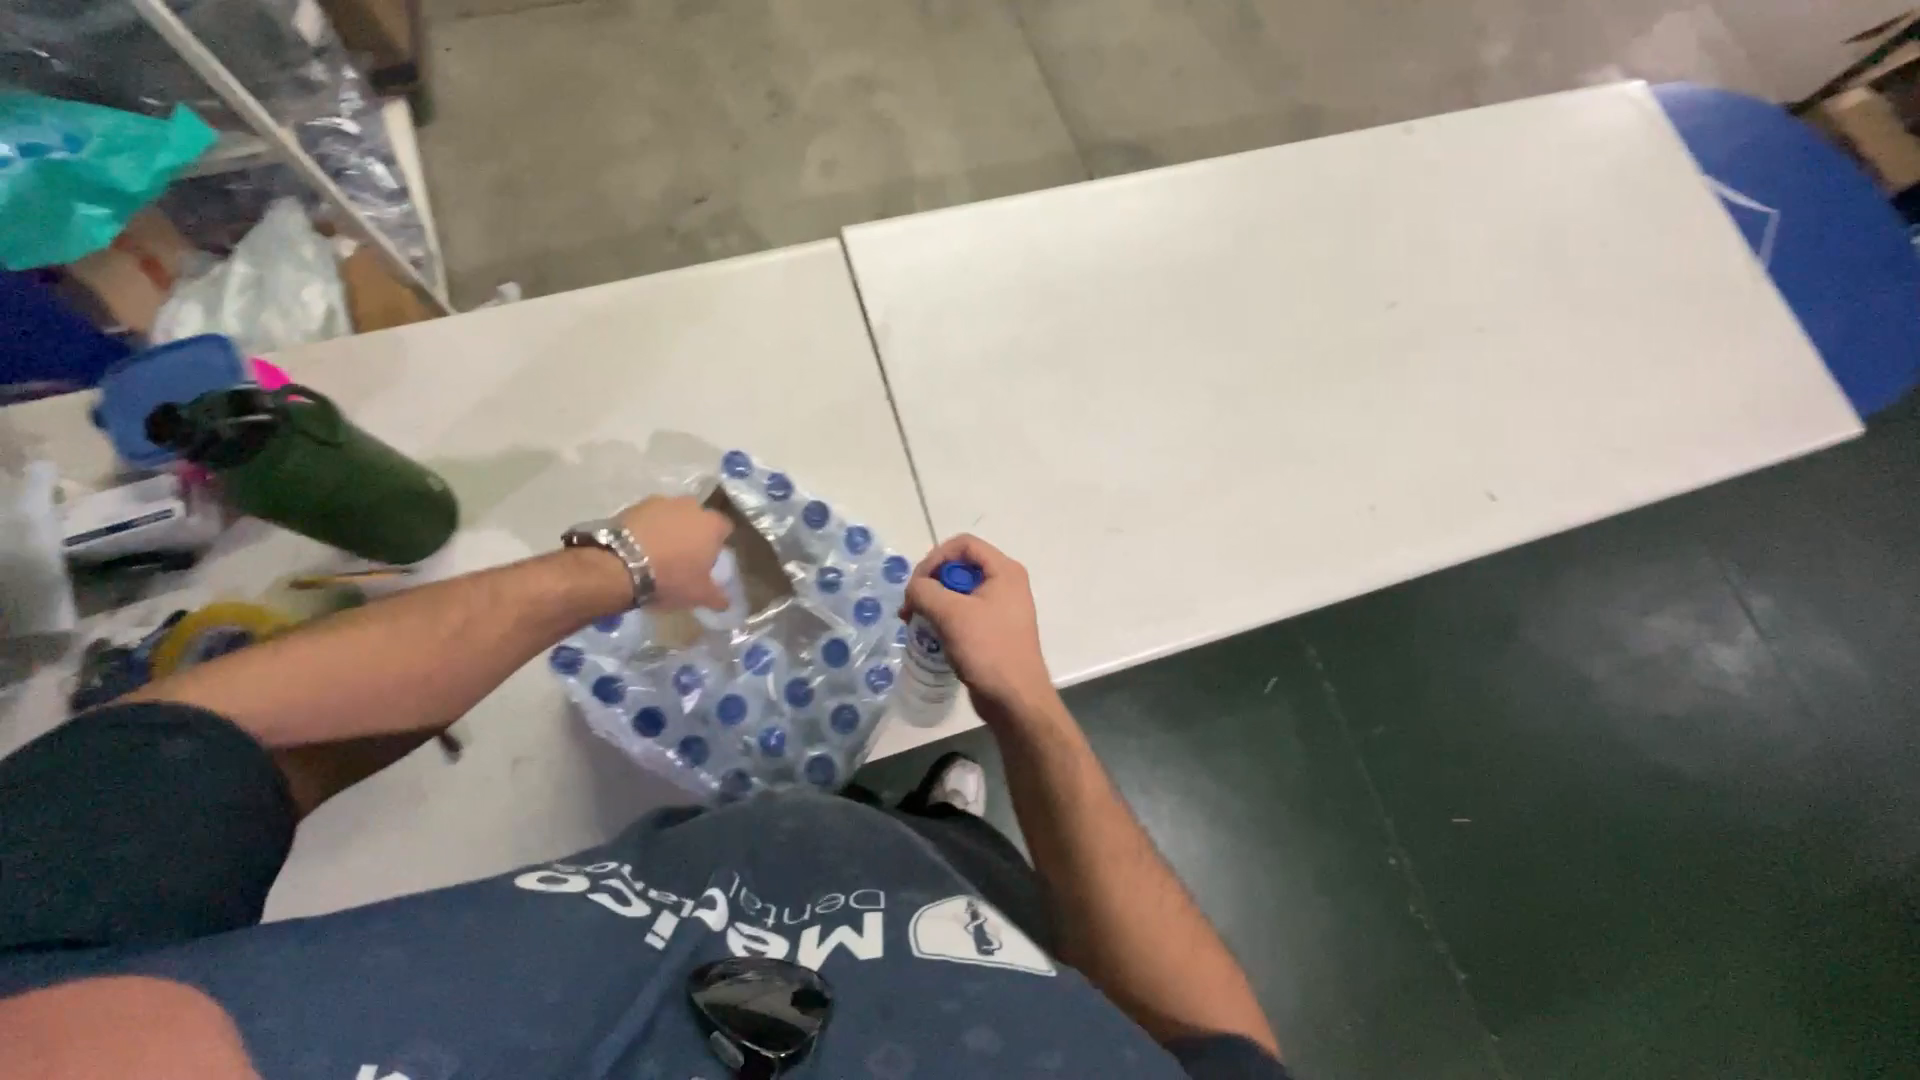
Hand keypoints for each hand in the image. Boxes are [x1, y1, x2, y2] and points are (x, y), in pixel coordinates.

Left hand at [616, 496, 733, 609]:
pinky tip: (638, 547)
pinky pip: (648, 517)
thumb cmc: (671, 578)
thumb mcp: (699, 595)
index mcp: (712, 524)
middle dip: (693, 532)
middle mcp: (691, 506)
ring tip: (656, 552)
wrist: (621, 565)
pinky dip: (646, 528)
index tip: (708, 559)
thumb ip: (717, 597)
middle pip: (698, 519)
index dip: (718, 544)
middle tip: (683, 555)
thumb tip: (726, 602)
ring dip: (669, 528)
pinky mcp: (635, 505)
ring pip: (672, 515)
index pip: (725, 529)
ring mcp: (662, 502)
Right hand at [903, 534, 1057, 720]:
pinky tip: (929, 636)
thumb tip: (914, 590)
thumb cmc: (988, 650)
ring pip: (958, 592)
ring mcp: (1000, 608)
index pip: (963, 544)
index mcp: (1004, 571)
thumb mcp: (951, 614)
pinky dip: (944, 619)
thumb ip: (925, 591)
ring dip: (933, 604)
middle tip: (910, 608)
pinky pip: (963, 614)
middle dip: (930, 584)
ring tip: (914, 623)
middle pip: (958, 567)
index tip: (917, 584)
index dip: (934, 558)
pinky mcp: (993, 630)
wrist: (1015, 699)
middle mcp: (1006, 584)